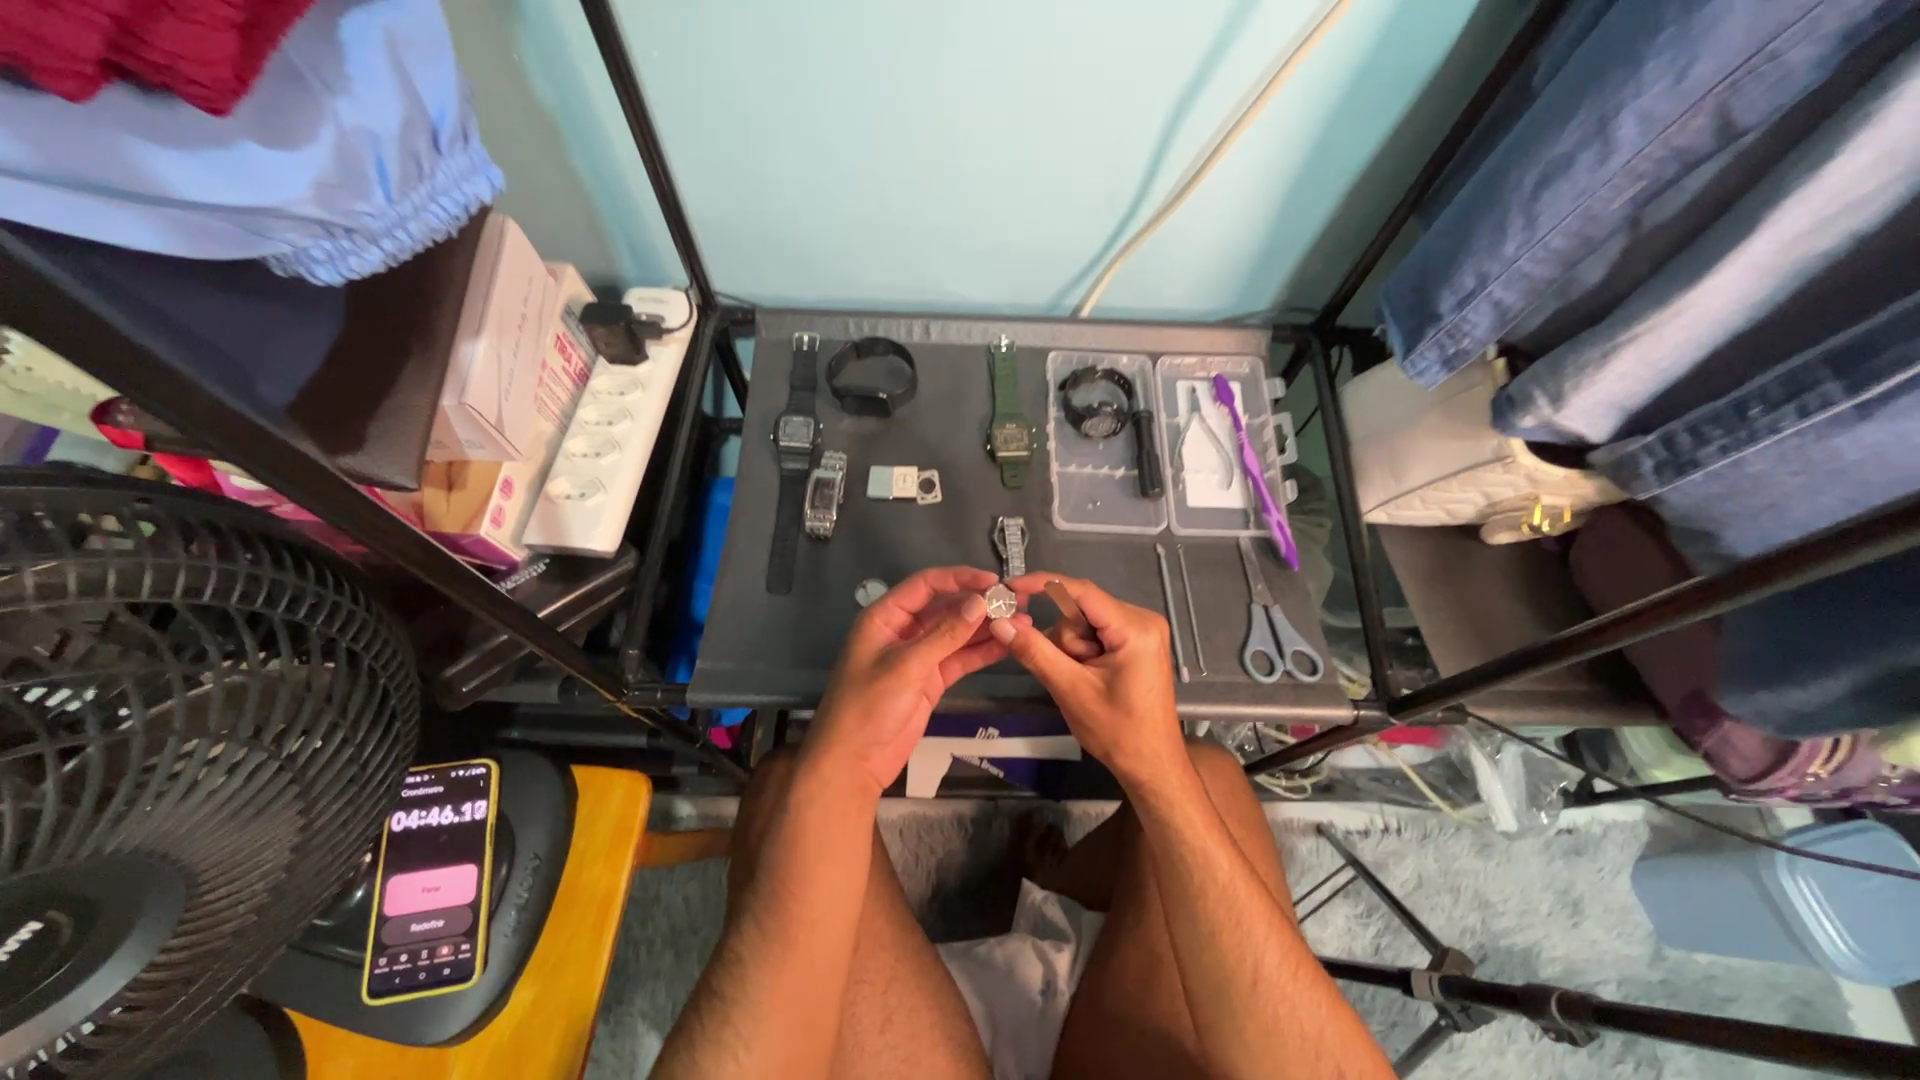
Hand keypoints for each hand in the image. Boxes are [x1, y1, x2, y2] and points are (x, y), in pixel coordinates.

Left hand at [807, 566, 1028, 794]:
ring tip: (1020, 621)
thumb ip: (945, 634)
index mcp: (885, 617)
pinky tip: (1006, 645)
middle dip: (978, 604)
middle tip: (1015, 602)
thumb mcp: (906, 666)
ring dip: (985, 628)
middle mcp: (902, 631)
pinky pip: (958, 659)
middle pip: (944, 608)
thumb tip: (980, 603)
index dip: (959, 579)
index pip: (925, 585)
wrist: (853, 762)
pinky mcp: (929, 681)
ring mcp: (917, 657)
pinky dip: (980, 652)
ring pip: (955, 634)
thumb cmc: (868, 706)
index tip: (993, 582)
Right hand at [989, 574, 1182, 789]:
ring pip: (1084, 621)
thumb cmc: (1117, 732)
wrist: (1152, 764)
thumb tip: (999, 622)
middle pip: (1080, 608)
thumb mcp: (1070, 690)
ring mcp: (1142, 630)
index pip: (1080, 591)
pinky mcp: (1137, 642)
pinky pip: (1095, 632)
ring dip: (1073, 649)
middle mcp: (1143, 619)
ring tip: (1086, 683)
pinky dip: (1082, 652)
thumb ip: (1035, 652)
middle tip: (1073, 675)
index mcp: (1135, 627)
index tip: (1008, 588)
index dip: (1041, 585)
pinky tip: (1090, 678)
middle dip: (1065, 639)